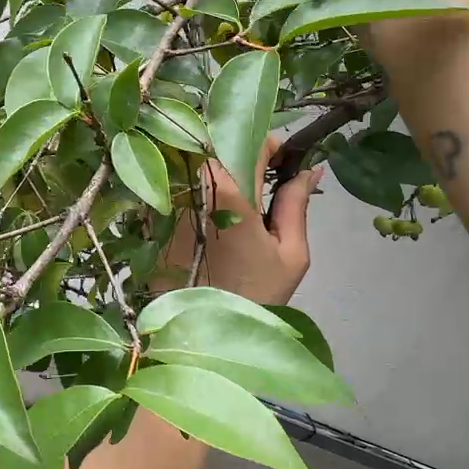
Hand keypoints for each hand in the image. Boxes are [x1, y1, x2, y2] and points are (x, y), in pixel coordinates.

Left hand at [158, 136, 321, 305]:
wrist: (205, 325)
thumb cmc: (257, 292)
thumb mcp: (290, 253)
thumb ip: (296, 205)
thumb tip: (310, 171)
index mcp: (230, 191)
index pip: (251, 144)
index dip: (271, 145)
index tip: (284, 160)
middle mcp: (195, 184)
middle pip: (220, 148)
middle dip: (245, 154)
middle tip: (267, 175)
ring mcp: (173, 195)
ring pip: (198, 163)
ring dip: (221, 167)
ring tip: (243, 192)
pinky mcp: (158, 209)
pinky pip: (179, 183)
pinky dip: (199, 184)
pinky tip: (216, 206)